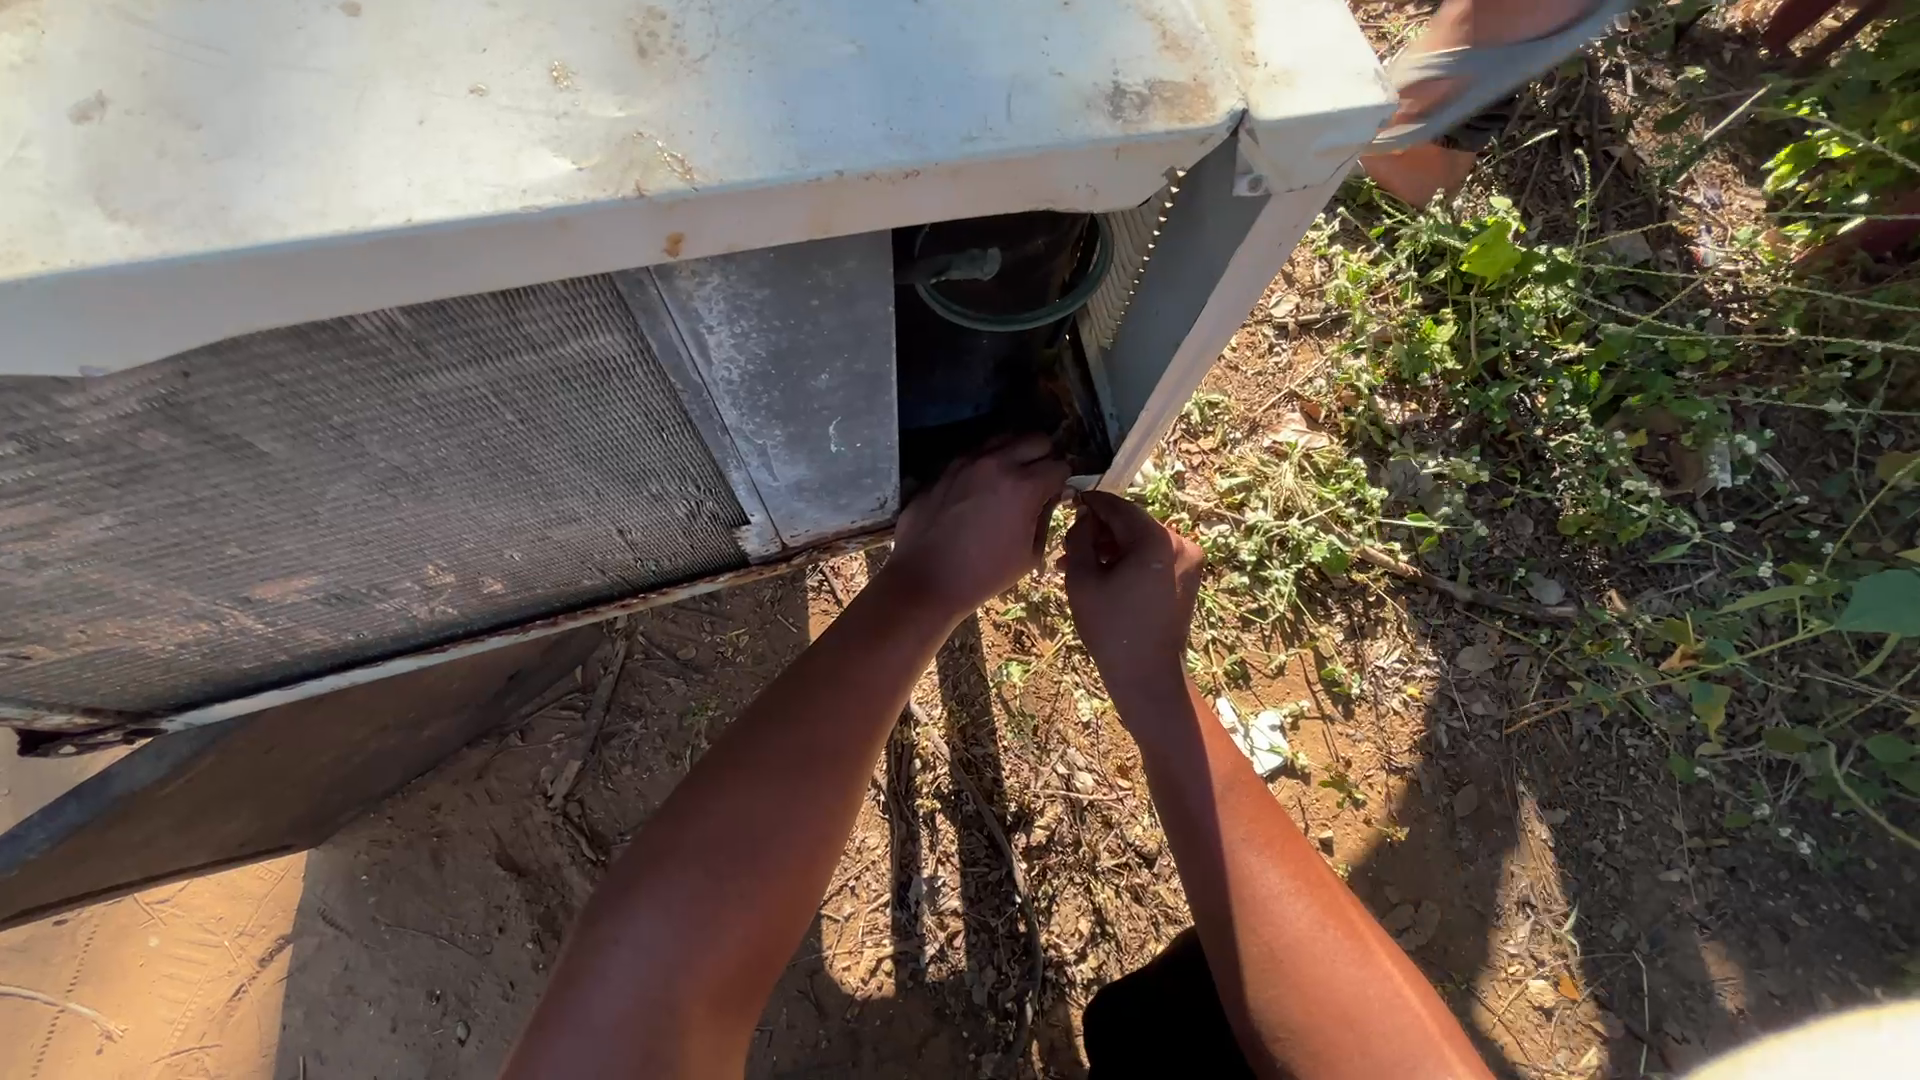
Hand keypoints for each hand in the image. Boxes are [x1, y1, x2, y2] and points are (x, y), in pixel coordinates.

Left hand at [883, 435, 1070, 621]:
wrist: (926, 580)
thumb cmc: (983, 575)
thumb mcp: (1029, 554)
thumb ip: (1045, 517)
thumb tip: (1052, 497)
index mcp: (1024, 486)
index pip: (1060, 466)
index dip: (1063, 481)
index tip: (1057, 492)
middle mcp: (996, 464)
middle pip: (1036, 439)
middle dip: (1044, 456)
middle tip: (1039, 478)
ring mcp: (965, 462)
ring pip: (1003, 438)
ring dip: (1014, 452)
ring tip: (1011, 475)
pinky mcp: (943, 468)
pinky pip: (973, 453)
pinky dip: (985, 462)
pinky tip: (981, 485)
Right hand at [1060, 491, 1203, 706]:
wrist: (1147, 674)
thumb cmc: (1110, 628)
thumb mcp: (1082, 578)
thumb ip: (1080, 538)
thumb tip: (1084, 515)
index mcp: (1156, 539)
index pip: (1118, 507)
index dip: (1091, 504)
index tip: (1069, 504)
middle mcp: (1180, 542)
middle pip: (1130, 523)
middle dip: (1098, 533)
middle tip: (1067, 550)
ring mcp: (1189, 560)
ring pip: (1140, 540)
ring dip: (1110, 548)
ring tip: (1077, 566)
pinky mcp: (1189, 576)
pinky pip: (1152, 557)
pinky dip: (1128, 561)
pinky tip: (1102, 575)